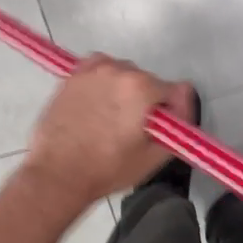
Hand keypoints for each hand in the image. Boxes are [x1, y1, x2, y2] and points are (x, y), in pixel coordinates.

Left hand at [23, 55, 192, 205]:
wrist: (58, 173)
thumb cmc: (109, 168)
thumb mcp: (155, 155)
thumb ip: (180, 124)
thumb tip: (184, 103)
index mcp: (143, 87)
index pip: (177, 91)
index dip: (174, 112)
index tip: (163, 130)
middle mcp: (119, 69)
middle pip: (149, 81)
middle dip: (148, 101)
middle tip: (135, 128)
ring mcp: (92, 70)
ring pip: (124, 74)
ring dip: (126, 90)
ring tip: (113, 117)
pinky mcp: (72, 75)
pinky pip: (99, 69)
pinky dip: (104, 81)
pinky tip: (99, 102)